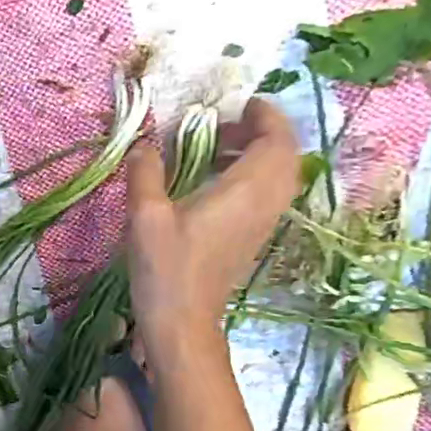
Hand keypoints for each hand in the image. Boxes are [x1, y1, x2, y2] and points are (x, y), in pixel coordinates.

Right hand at [126, 98, 297, 339]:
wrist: (184, 324)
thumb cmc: (166, 270)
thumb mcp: (146, 217)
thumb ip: (146, 173)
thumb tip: (144, 144)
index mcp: (245, 191)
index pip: (277, 140)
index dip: (265, 115)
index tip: (238, 105)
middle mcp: (264, 204)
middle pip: (286, 155)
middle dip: (262, 131)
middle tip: (223, 126)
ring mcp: (263, 223)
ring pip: (281, 176)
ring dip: (258, 153)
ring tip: (216, 150)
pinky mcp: (254, 238)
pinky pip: (269, 195)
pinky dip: (253, 176)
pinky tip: (215, 182)